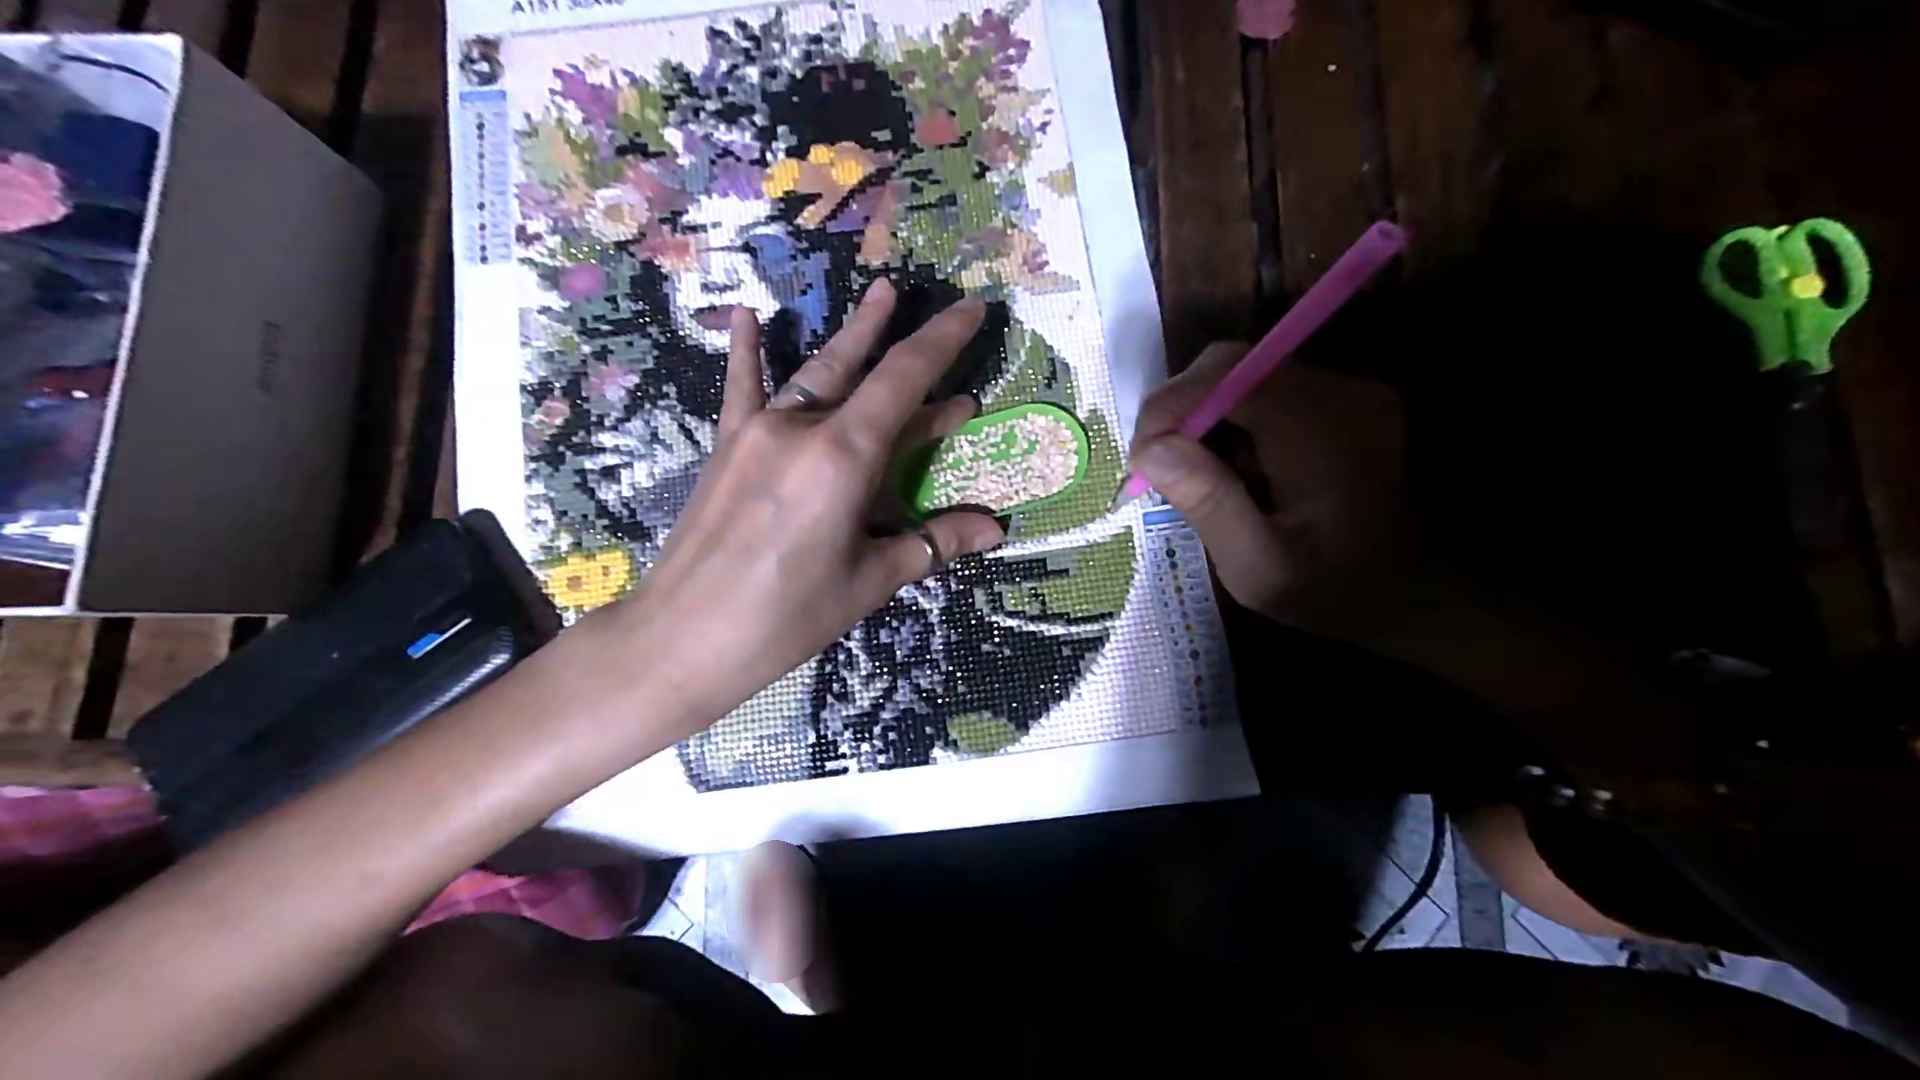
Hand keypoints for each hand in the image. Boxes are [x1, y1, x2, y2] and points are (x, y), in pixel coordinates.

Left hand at [596, 280, 1004, 728]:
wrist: (683, 637)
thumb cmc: (787, 616)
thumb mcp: (870, 581)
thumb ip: (933, 543)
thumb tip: (993, 529)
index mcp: (843, 455)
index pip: (905, 380)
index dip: (943, 341)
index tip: (972, 310)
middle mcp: (801, 426)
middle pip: (864, 368)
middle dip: (907, 336)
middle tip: (943, 306)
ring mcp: (757, 430)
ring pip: (816, 372)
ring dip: (853, 335)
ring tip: (879, 293)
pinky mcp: (726, 446)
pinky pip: (741, 389)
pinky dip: (747, 353)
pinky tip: (748, 315)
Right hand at [1127, 343, 1429, 643]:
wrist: (1410, 593)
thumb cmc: (1333, 591)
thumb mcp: (1258, 569)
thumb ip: (1208, 504)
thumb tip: (1149, 450)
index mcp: (1326, 434)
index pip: (1230, 378)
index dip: (1171, 406)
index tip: (1141, 460)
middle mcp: (1342, 394)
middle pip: (1232, 364)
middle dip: (1179, 410)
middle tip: (1157, 467)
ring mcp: (1345, 391)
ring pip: (1240, 374)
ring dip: (1201, 417)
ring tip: (1193, 475)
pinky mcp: (1339, 398)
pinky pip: (1260, 390)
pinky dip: (1227, 422)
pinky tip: (1230, 469)